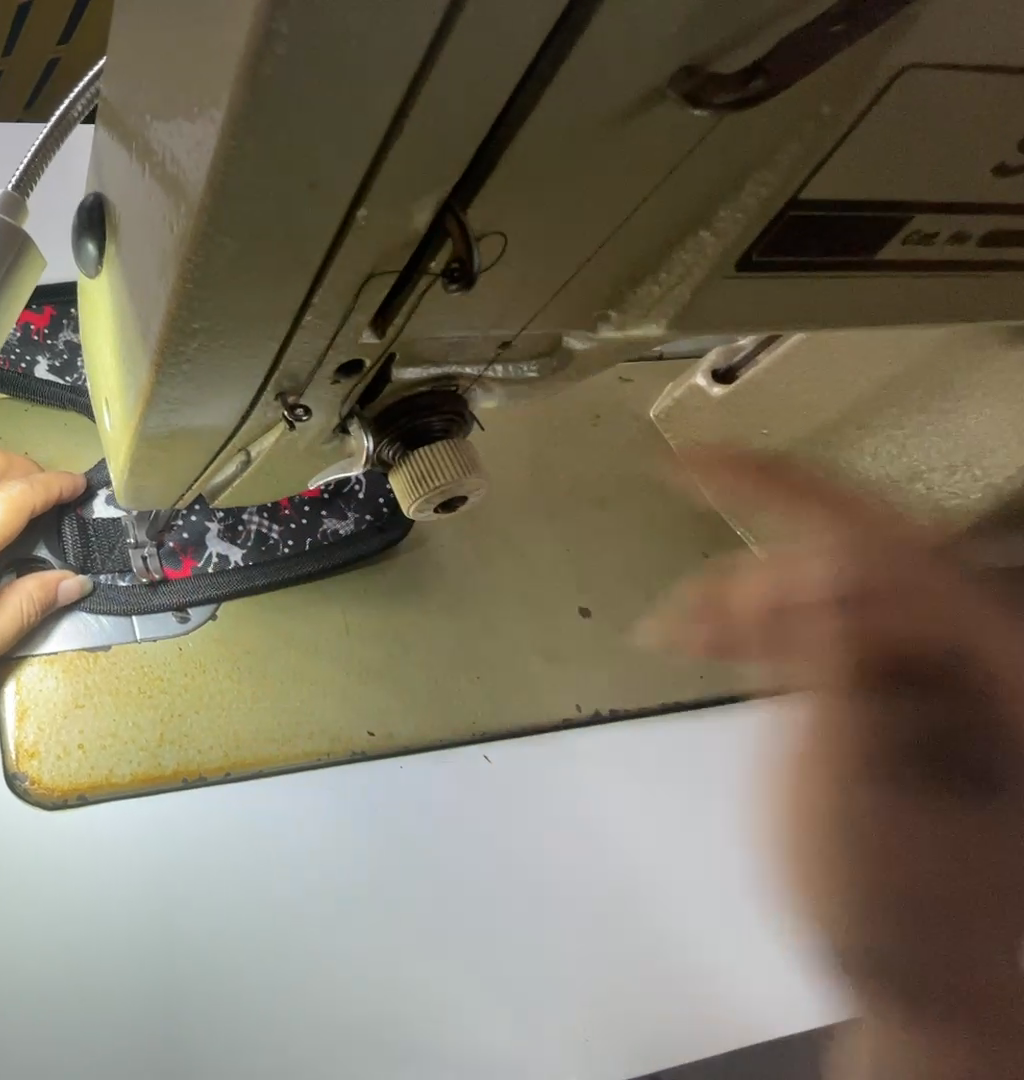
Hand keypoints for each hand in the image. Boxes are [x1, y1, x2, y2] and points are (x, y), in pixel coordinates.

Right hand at [640, 449, 1023, 1075]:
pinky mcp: (899, 698)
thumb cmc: (899, 899)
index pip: (877, 537)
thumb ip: (857, 668)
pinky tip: (711, 648)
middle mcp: (970, 653)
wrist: (941, 985)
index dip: (777, 489)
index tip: (680, 464)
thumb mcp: (864, 784)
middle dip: (741, 576)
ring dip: (736, 604)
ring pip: (821, 594)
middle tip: (666, 631)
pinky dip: (754, 627)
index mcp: (982, 663)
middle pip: (841, 563)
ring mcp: (935, 676)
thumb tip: (829, 561)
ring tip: (671, 642)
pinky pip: (819, 628)